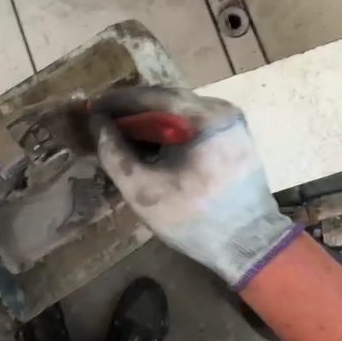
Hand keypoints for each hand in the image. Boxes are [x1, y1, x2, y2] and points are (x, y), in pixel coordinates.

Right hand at [91, 87, 300, 289]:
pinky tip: (154, 145)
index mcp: (202, 117)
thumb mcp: (143, 190)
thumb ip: (114, 153)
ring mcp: (230, 120)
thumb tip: (98, 124)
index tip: (91, 107)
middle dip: (133, 109)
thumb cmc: (194, 219)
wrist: (250, 244)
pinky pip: (194, 122)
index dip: (116, 101)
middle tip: (105, 122)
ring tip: (125, 135)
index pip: (149, 96)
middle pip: (166, 99)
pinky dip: (171, 128)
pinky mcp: (234, 134)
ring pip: (180, 109)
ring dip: (152, 120)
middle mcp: (220, 109)